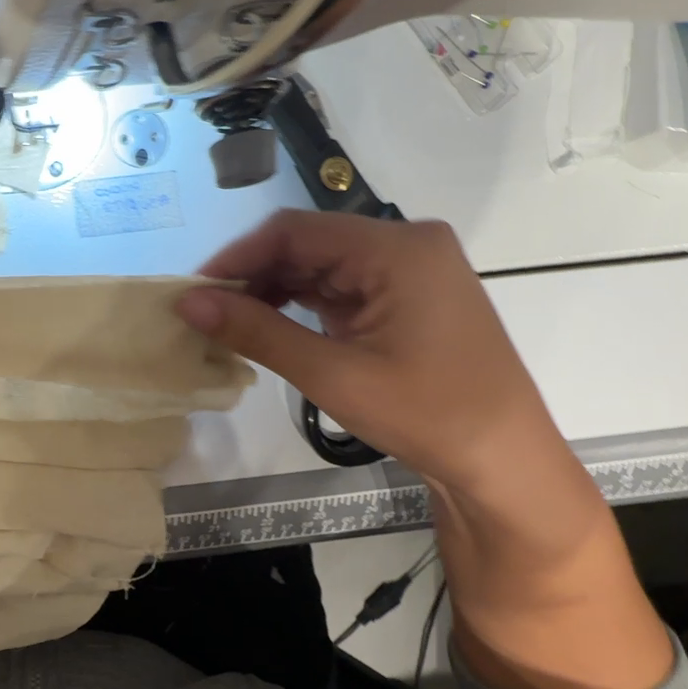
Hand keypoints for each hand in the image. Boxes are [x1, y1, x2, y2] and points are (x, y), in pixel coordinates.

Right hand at [175, 210, 564, 492]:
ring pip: (319, 267)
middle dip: (251, 277)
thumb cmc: (425, 413)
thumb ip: (257, 332)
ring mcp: (408, 271)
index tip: (190, 295)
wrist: (499, 456)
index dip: (236, 258)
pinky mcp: (404, 297)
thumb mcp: (332, 373)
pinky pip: (339, 288)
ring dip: (271, 292)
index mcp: (397, 249)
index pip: (294, 231)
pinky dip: (299, 306)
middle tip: (202, 317)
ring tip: (226, 327)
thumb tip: (188, 304)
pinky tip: (268, 330)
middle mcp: (405, 245)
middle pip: (307, 244)